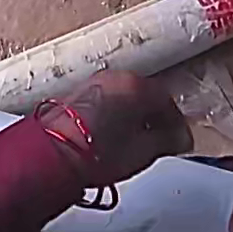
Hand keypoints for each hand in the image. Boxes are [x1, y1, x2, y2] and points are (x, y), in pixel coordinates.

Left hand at [36, 70, 191, 185]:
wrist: (53, 153)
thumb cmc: (98, 152)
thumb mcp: (144, 151)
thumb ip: (167, 140)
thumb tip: (178, 138)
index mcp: (135, 86)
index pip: (166, 100)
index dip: (175, 123)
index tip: (179, 140)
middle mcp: (113, 77)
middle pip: (143, 95)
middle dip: (153, 117)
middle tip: (161, 140)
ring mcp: (92, 83)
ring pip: (122, 96)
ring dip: (132, 114)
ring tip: (136, 140)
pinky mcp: (75, 94)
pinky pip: (104, 100)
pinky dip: (114, 113)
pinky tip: (114, 134)